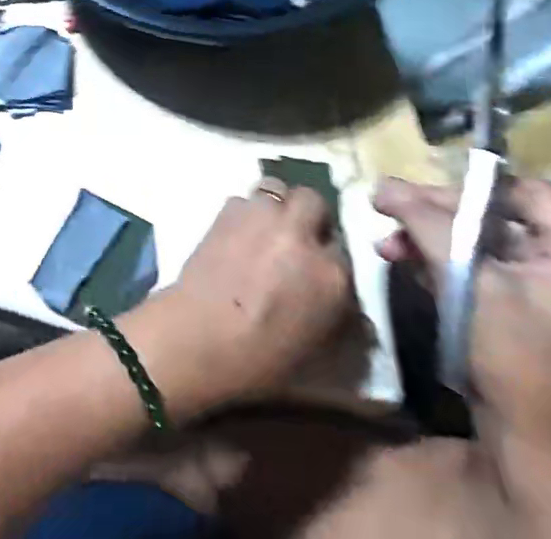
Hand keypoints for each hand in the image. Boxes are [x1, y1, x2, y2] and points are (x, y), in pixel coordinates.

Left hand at [121, 180, 352, 416]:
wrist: (199, 336)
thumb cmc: (260, 360)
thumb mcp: (316, 352)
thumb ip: (338, 323)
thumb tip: (351, 315)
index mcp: (332, 275)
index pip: (343, 254)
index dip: (329, 261)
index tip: (317, 272)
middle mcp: (302, 236)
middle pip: (314, 202)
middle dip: (308, 216)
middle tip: (296, 238)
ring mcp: (264, 218)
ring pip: (277, 190)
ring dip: (275, 207)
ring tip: (264, 229)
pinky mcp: (229, 211)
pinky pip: (244, 200)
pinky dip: (244, 213)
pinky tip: (236, 235)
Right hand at [373, 175, 550, 458]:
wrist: (539, 458)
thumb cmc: (519, 364)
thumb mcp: (471, 285)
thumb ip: (431, 228)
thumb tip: (383, 185)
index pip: (529, 193)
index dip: (472, 186)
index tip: (419, 190)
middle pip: (500, 218)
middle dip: (438, 216)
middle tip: (389, 210)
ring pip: (484, 246)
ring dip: (433, 241)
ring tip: (386, 244)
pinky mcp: (527, 317)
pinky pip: (483, 274)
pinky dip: (444, 267)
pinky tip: (406, 265)